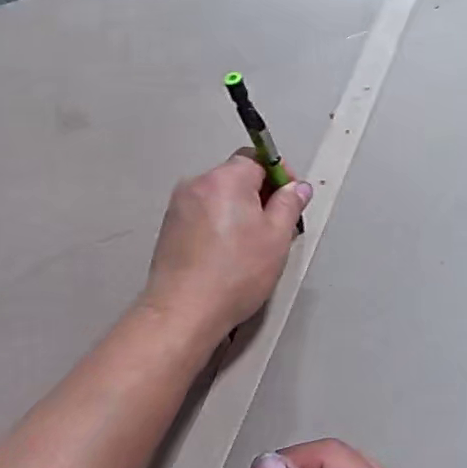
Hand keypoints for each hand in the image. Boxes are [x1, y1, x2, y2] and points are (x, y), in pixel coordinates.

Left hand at [137, 152, 311, 339]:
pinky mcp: (170, 227)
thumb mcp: (277, 238)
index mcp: (225, 179)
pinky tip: (227, 255)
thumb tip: (296, 189)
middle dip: (258, 195)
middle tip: (275, 226)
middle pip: (236, 176)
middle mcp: (197, 185)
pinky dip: (218, 226)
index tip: (290, 195)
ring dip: (237, 212)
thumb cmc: (229, 277)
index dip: (279, 175)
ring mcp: (180, 206)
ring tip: (250, 247)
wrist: (185, 309)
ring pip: (219, 197)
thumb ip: (289, 204)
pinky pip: (202, 215)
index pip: (258, 158)